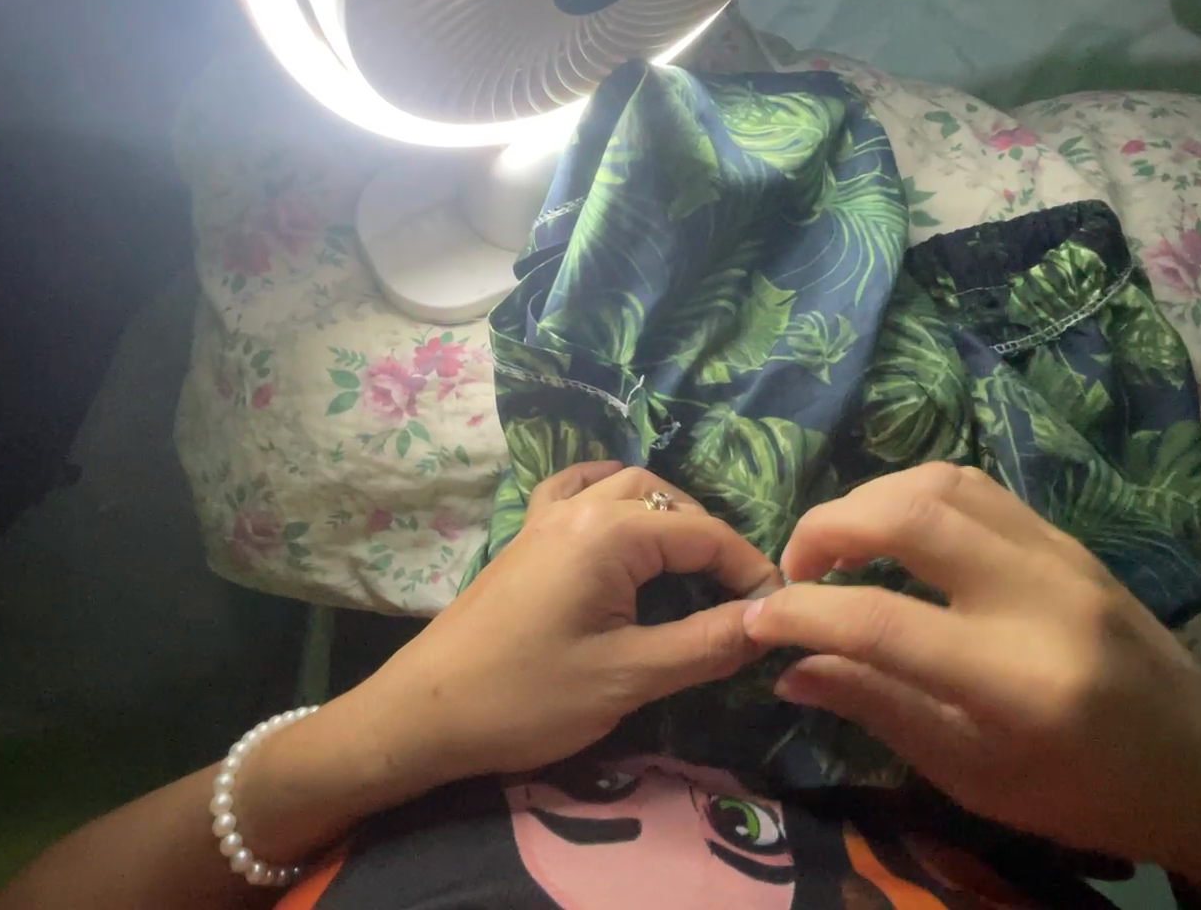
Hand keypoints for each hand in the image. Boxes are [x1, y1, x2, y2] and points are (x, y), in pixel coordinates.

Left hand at [343, 461, 782, 789]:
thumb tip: (768, 622)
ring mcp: (547, 515)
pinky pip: (577, 489)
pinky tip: (619, 517)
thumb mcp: (627, 677)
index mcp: (609, 532)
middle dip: (711, 542)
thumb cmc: (526, 697)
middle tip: (733, 597)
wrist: (424, 712)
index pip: (704, 532)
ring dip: (667, 516)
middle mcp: (580, 507)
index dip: (749, 568)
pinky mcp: (526, 534)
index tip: (776, 609)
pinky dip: (610, 494)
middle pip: (669, 503)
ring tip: (691, 563)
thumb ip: (704, 643)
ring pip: (626, 488)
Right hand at [741, 463, 1200, 871]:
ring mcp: (1058, 554)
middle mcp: (1039, 598)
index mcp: (1018, 682)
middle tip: (795, 568)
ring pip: (937, 483)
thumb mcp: (971, 775)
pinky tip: (891, 528)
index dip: (802, 613)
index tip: (758, 616)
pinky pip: (971, 486)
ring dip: (866, 501)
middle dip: (825, 529)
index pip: (880, 623)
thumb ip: (874, 708)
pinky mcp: (1064, 535)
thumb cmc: (1086, 793)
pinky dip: (910, 494)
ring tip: (838, 544)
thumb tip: (788, 670)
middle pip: (907, 518)